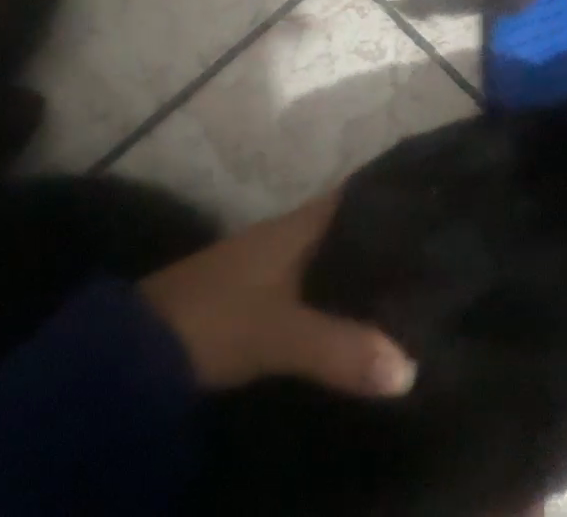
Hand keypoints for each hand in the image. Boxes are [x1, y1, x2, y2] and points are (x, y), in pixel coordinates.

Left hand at [138, 193, 415, 395]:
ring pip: (332, 261)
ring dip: (363, 274)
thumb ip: (343, 348)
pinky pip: (315, 289)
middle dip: (388, 243)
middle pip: (351, 230)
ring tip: (414, 289)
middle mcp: (286, 237)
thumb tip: (410, 371)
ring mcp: (267, 267)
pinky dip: (340, 300)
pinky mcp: (256, 299)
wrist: (127, 355)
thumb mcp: (281, 334)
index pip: (358, 196)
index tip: (437, 207)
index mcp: (295, 226)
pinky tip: (363, 319)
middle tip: (438, 257)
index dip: (394, 197)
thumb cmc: (212, 319)